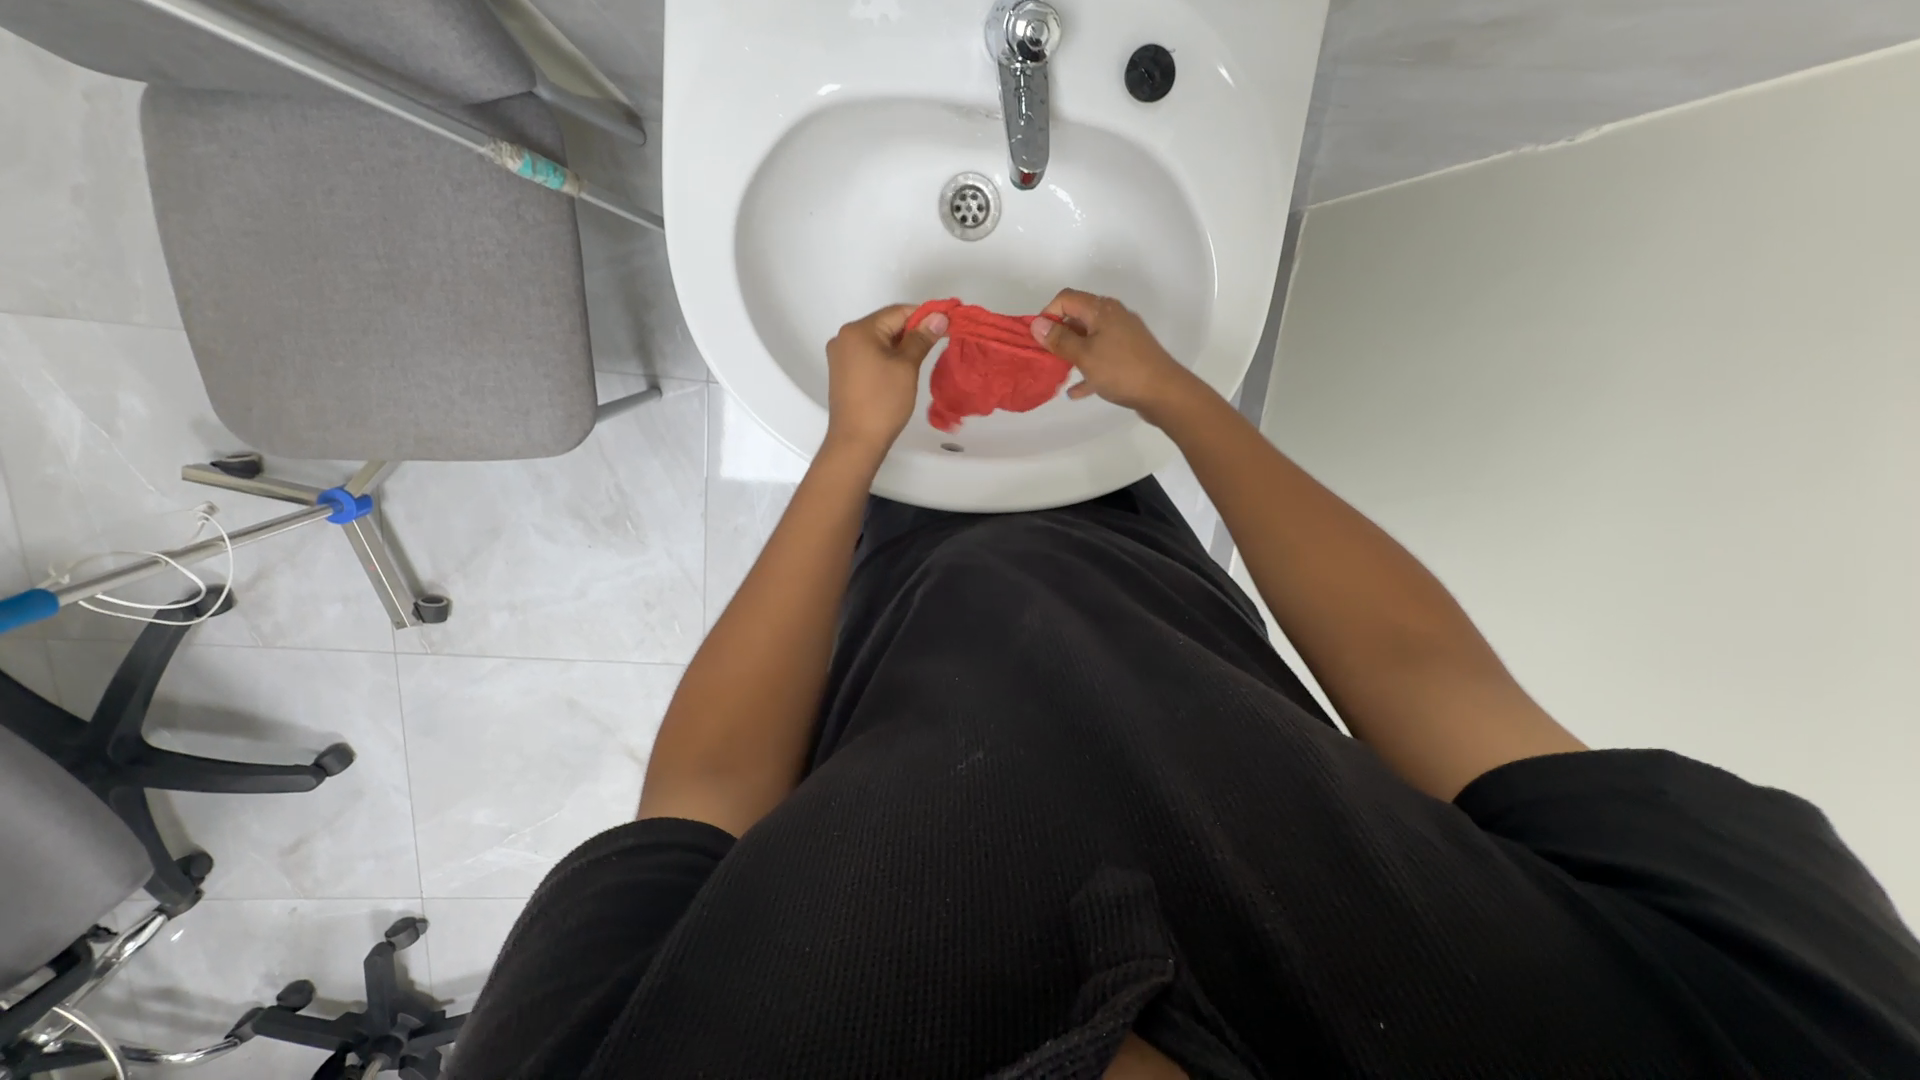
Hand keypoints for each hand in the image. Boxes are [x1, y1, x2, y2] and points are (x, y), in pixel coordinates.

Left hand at [823, 304, 948, 457]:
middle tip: (937, 342)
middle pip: (885, 325)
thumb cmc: (883, 402)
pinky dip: (886, 357)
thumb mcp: (907, 366)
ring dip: (900, 345)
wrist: (856, 441)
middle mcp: (844, 337)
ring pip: (877, 341)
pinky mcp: (842, 372)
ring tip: (921, 357)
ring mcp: (840, 355)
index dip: (924, 315)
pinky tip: (901, 368)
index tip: (946, 323)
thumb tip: (939, 317)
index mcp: (858, 330)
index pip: (897, 312)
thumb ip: (922, 338)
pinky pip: (869, 355)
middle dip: (912, 331)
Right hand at [1030, 289, 1204, 422]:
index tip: (1039, 337)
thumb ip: (1059, 340)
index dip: (1048, 314)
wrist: (1164, 392)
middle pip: (1078, 317)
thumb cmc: (1121, 370)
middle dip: (1058, 334)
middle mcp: (1113, 317)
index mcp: (1101, 310)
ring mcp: (1123, 336)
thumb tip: (1036, 324)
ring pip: (1089, 339)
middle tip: (1045, 355)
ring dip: (1072, 352)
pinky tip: (1076, 391)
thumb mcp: (1084, 356)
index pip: (1066, 298)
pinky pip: (1102, 358)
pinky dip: (1088, 370)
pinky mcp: (1129, 355)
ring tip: (1058, 371)